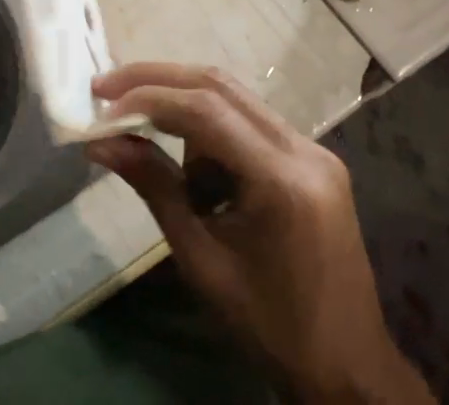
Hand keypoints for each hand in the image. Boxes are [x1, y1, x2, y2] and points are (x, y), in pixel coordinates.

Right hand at [88, 63, 430, 402]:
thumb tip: (100, 143)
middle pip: (219, 86)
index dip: (146, 99)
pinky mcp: (313, 164)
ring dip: (181, 109)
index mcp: (282, 181)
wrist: (348, 367)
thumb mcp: (200, 259)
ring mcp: (315, 154)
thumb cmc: (269, 325)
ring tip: (146, 146)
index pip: (205, 110)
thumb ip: (154, 188)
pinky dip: (209, 132)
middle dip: (156, 81)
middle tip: (105, 89)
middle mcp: (305, 152)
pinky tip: (194, 176)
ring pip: (233, 100)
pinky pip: (249, 126)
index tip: (100, 109)